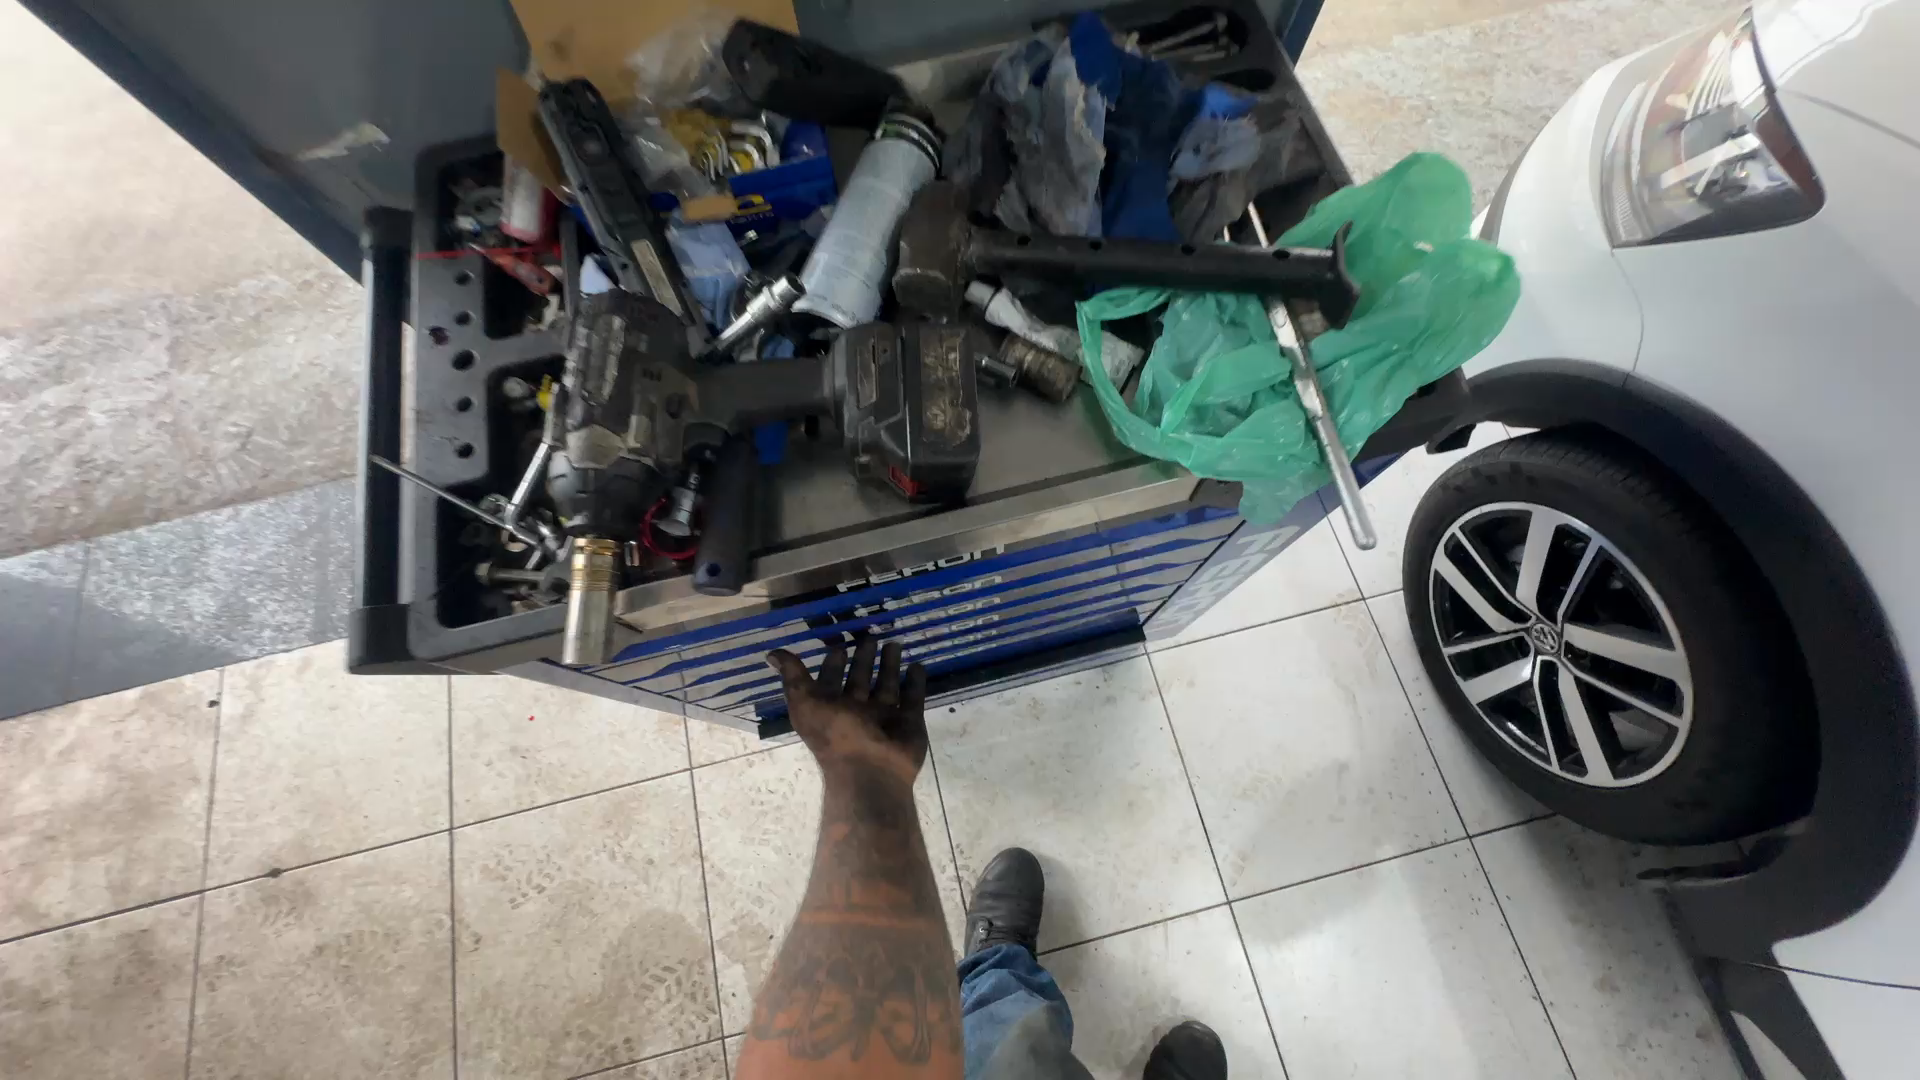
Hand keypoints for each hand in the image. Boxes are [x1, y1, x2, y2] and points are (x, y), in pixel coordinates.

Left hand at [766, 639, 928, 786]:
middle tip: (871, 637)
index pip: (830, 680)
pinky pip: (912, 698)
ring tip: (895, 643)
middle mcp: (856, 711)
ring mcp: (884, 716)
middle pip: (860, 679)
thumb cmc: (835, 736)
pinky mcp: (908, 722)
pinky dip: (915, 682)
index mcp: (830, 708)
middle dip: (865, 659)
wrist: (871, 772)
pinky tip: (917, 665)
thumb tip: (771, 653)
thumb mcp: (806, 703)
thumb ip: (793, 677)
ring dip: (890, 665)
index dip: (832, 663)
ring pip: (887, 685)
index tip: (839, 645)